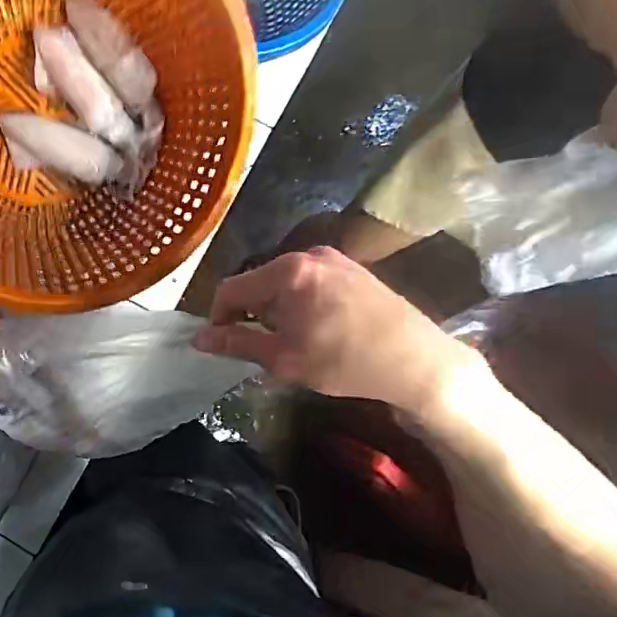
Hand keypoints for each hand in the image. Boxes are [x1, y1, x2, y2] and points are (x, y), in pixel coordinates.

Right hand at [192, 247, 495, 420]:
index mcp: (287, 271)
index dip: (218, 318)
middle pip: (258, 283)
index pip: (231, 289)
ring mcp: (334, 258)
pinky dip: (300, 305)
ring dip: (276, 312)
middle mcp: (308, 254)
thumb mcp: (284, 359)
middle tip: (264, 350)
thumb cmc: (346, 362)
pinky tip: (318, 332)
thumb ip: (236, 344)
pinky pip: (309, 283)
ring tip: (294, 344)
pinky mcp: (353, 269)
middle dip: (252, 316)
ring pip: (283, 284)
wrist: (418, 362)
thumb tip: (198, 338)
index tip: (223, 345)